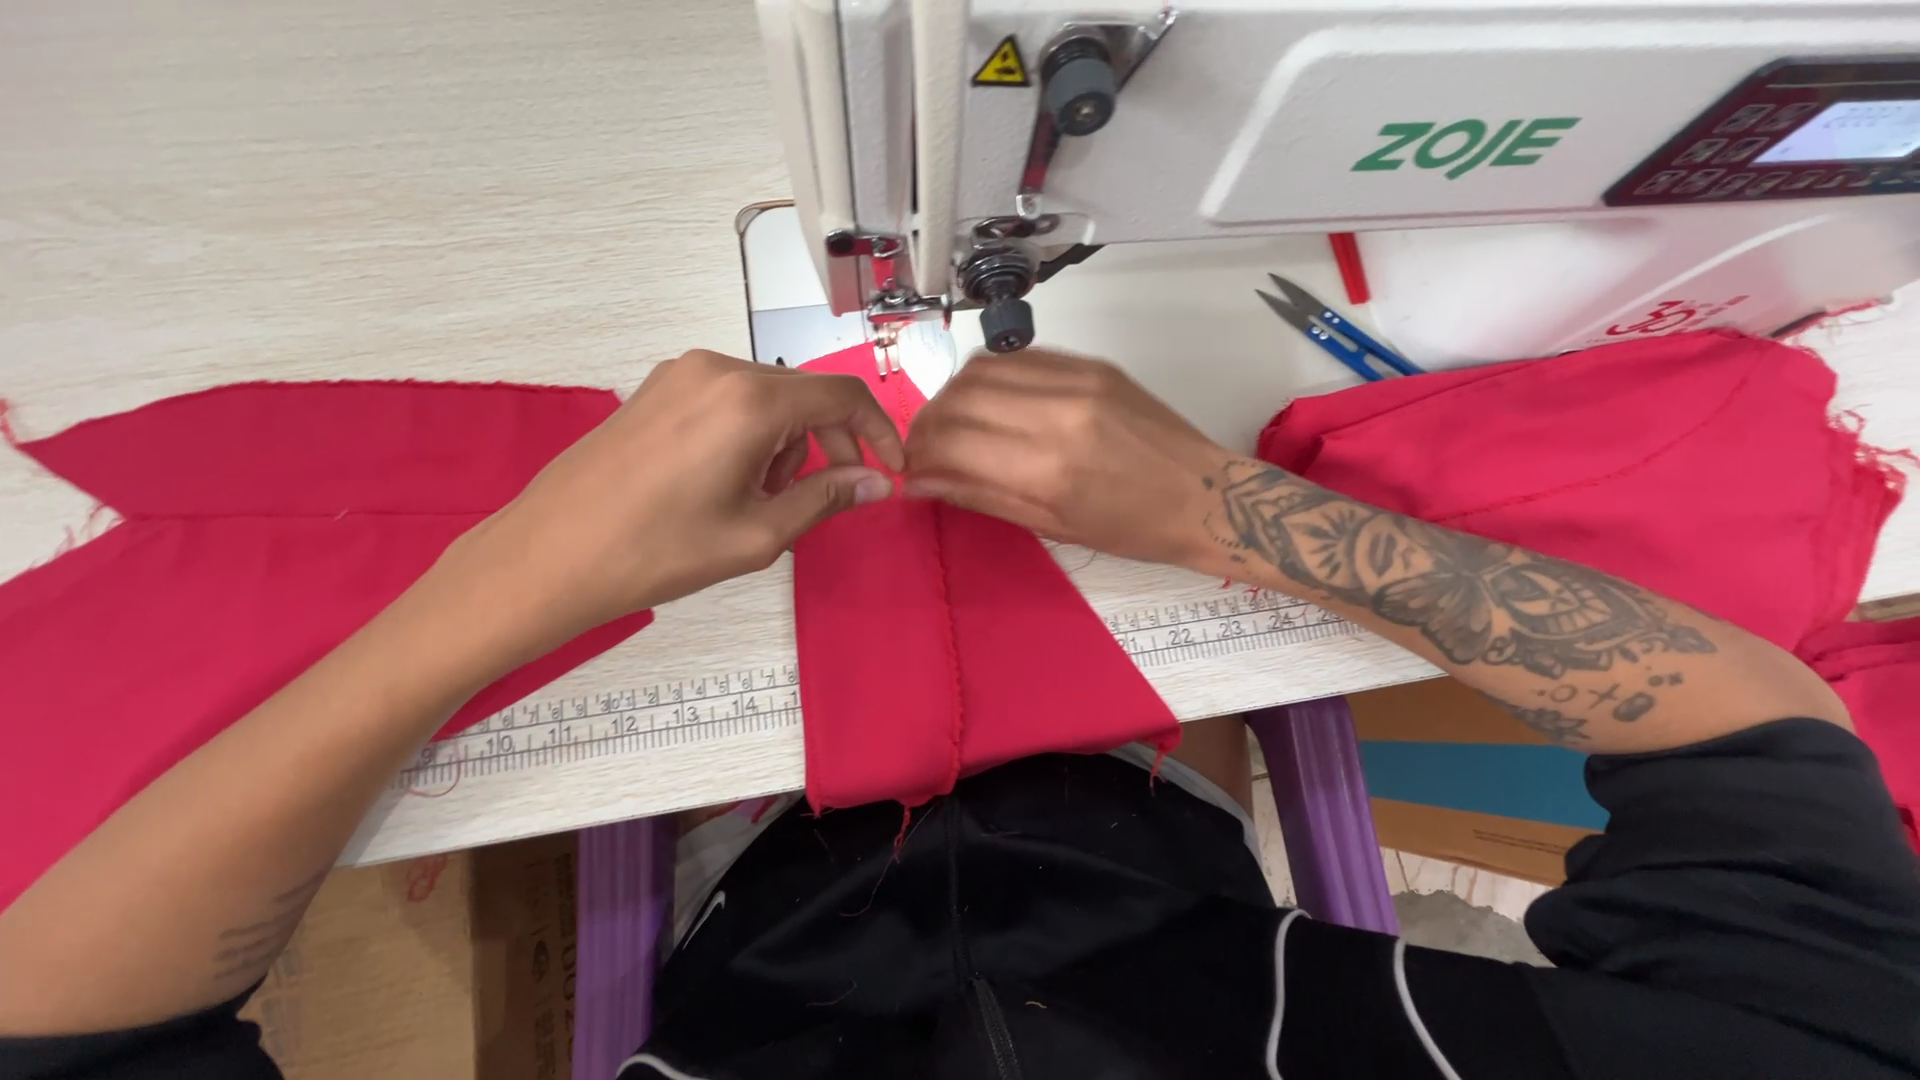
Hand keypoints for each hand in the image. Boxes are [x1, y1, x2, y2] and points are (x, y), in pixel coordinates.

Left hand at [457, 350, 902, 647]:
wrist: (549, 555)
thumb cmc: (658, 552)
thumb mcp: (758, 534)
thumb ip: (826, 498)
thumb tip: (877, 484)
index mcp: (749, 400)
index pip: (842, 396)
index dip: (878, 433)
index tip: (889, 472)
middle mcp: (717, 369)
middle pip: (805, 393)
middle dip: (831, 443)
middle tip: (830, 497)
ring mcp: (681, 374)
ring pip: (768, 397)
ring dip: (787, 443)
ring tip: (763, 499)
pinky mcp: (657, 388)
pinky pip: (730, 399)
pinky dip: (751, 434)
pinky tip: (730, 480)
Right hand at [905, 350, 1230, 568]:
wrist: (1202, 494)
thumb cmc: (1130, 529)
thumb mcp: (1051, 526)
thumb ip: (981, 496)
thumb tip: (922, 481)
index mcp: (1048, 467)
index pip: (953, 443)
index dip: (920, 455)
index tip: (912, 469)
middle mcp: (1057, 412)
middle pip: (960, 398)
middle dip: (928, 423)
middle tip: (924, 447)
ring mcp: (1077, 380)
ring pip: (984, 368)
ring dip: (954, 395)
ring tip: (953, 423)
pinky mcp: (1092, 364)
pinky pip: (1021, 358)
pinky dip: (991, 378)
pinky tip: (990, 402)